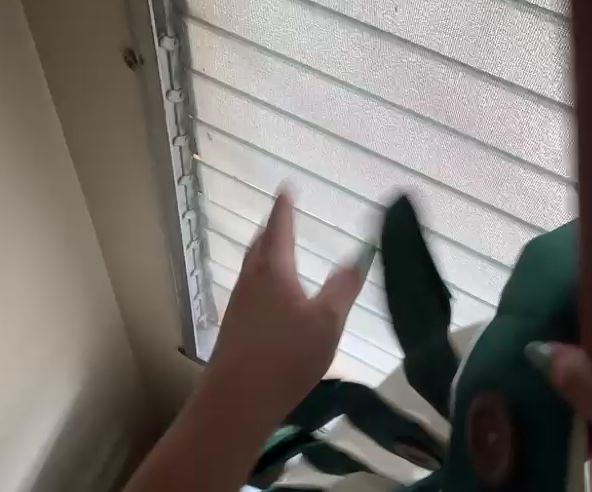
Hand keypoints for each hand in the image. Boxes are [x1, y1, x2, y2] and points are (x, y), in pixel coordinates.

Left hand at [202, 191, 368, 422]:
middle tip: (282, 216)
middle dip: (272, 227)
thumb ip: (343, 288)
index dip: (285, 207)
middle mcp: (251, 279)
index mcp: (274, 269)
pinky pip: (249, 288)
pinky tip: (270, 297)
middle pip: (260, 243)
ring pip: (251, 266)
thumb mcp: (326, 323)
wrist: (234, 403)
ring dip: (264, 252)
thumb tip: (359, 256)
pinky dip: (261, 278)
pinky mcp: (233, 328)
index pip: (280, 227)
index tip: (286, 188)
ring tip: (277, 251)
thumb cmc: (284, 358)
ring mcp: (238, 303)